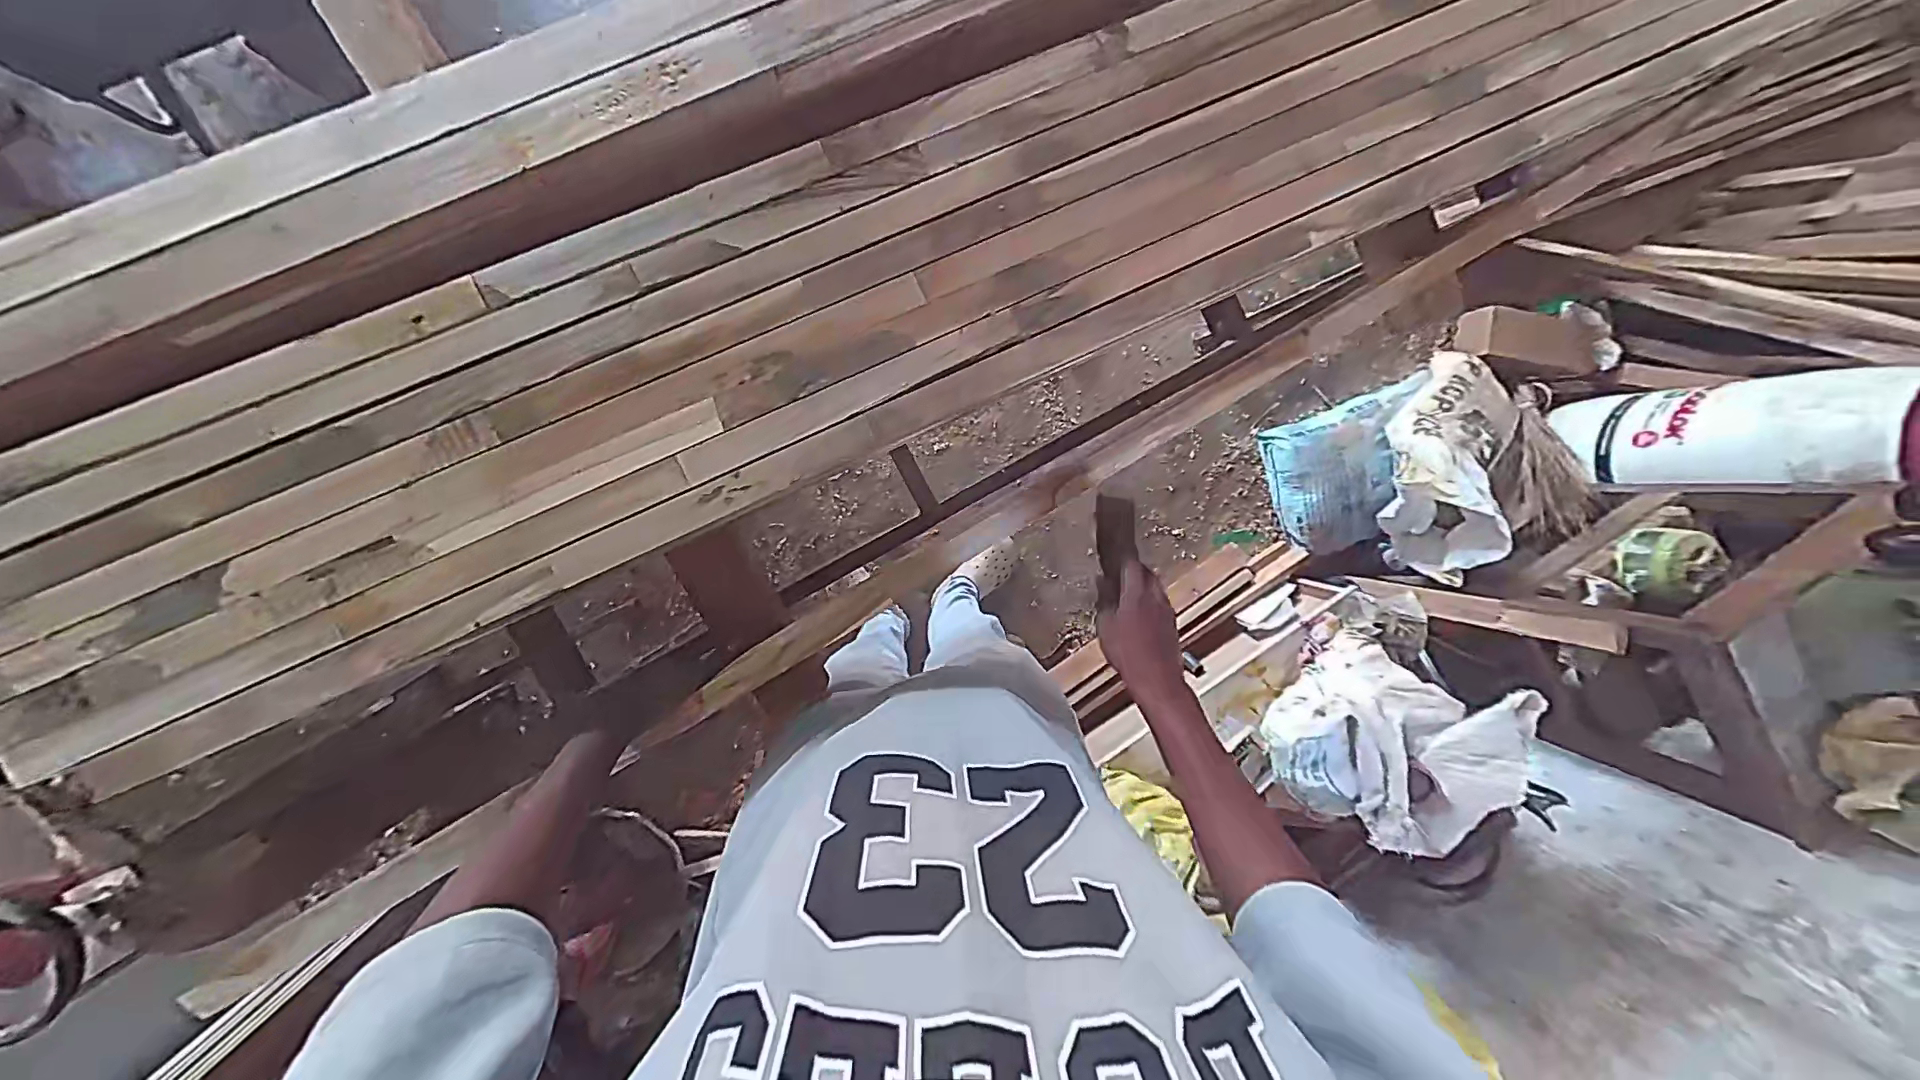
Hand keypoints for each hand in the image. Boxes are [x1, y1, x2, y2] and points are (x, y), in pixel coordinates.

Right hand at [1095, 560, 1184, 696]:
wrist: (1157, 679)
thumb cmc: (1130, 655)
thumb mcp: (1105, 626)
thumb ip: (1104, 600)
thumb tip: (1102, 584)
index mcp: (1137, 593)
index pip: (1131, 564)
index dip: (1121, 558)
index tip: (1113, 556)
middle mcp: (1155, 597)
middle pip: (1146, 572)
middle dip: (1133, 570)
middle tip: (1118, 573)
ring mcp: (1166, 610)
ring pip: (1155, 587)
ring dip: (1142, 585)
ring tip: (1126, 593)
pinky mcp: (1171, 623)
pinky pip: (1159, 602)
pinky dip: (1149, 600)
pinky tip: (1137, 613)